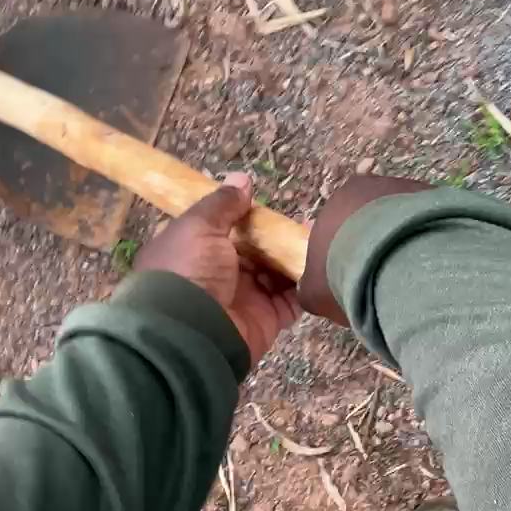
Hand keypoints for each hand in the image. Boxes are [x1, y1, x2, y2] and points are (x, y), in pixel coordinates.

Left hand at [134, 173, 301, 364]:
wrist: (192, 332)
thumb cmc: (189, 271)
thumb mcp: (199, 227)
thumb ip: (223, 204)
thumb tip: (242, 179)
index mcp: (197, 253)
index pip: (227, 232)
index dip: (248, 220)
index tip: (269, 208)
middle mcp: (221, 276)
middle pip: (257, 253)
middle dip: (279, 238)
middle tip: (303, 224)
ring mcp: (246, 299)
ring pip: (278, 274)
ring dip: (296, 258)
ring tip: (319, 240)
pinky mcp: (268, 320)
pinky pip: (292, 300)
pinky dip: (305, 286)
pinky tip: (321, 267)